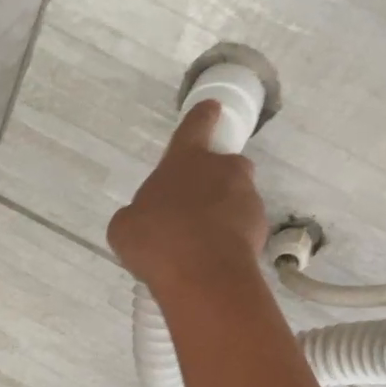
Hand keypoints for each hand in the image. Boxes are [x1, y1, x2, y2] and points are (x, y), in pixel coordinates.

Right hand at [107, 101, 269, 297]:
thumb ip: (136, 214)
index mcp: (186, 160)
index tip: (210, 111)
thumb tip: (143, 220)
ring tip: (199, 245)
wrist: (202, 275)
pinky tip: (210, 260)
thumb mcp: (125, 228)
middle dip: (211, 181)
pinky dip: (230, 239)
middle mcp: (223, 169)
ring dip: (220, 213)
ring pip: (233, 198)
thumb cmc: (157, 241)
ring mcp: (247, 197)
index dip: (201, 117)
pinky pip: (242, 227)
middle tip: (191, 210)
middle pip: (222, 165)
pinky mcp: (260, 226)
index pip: (195, 125)